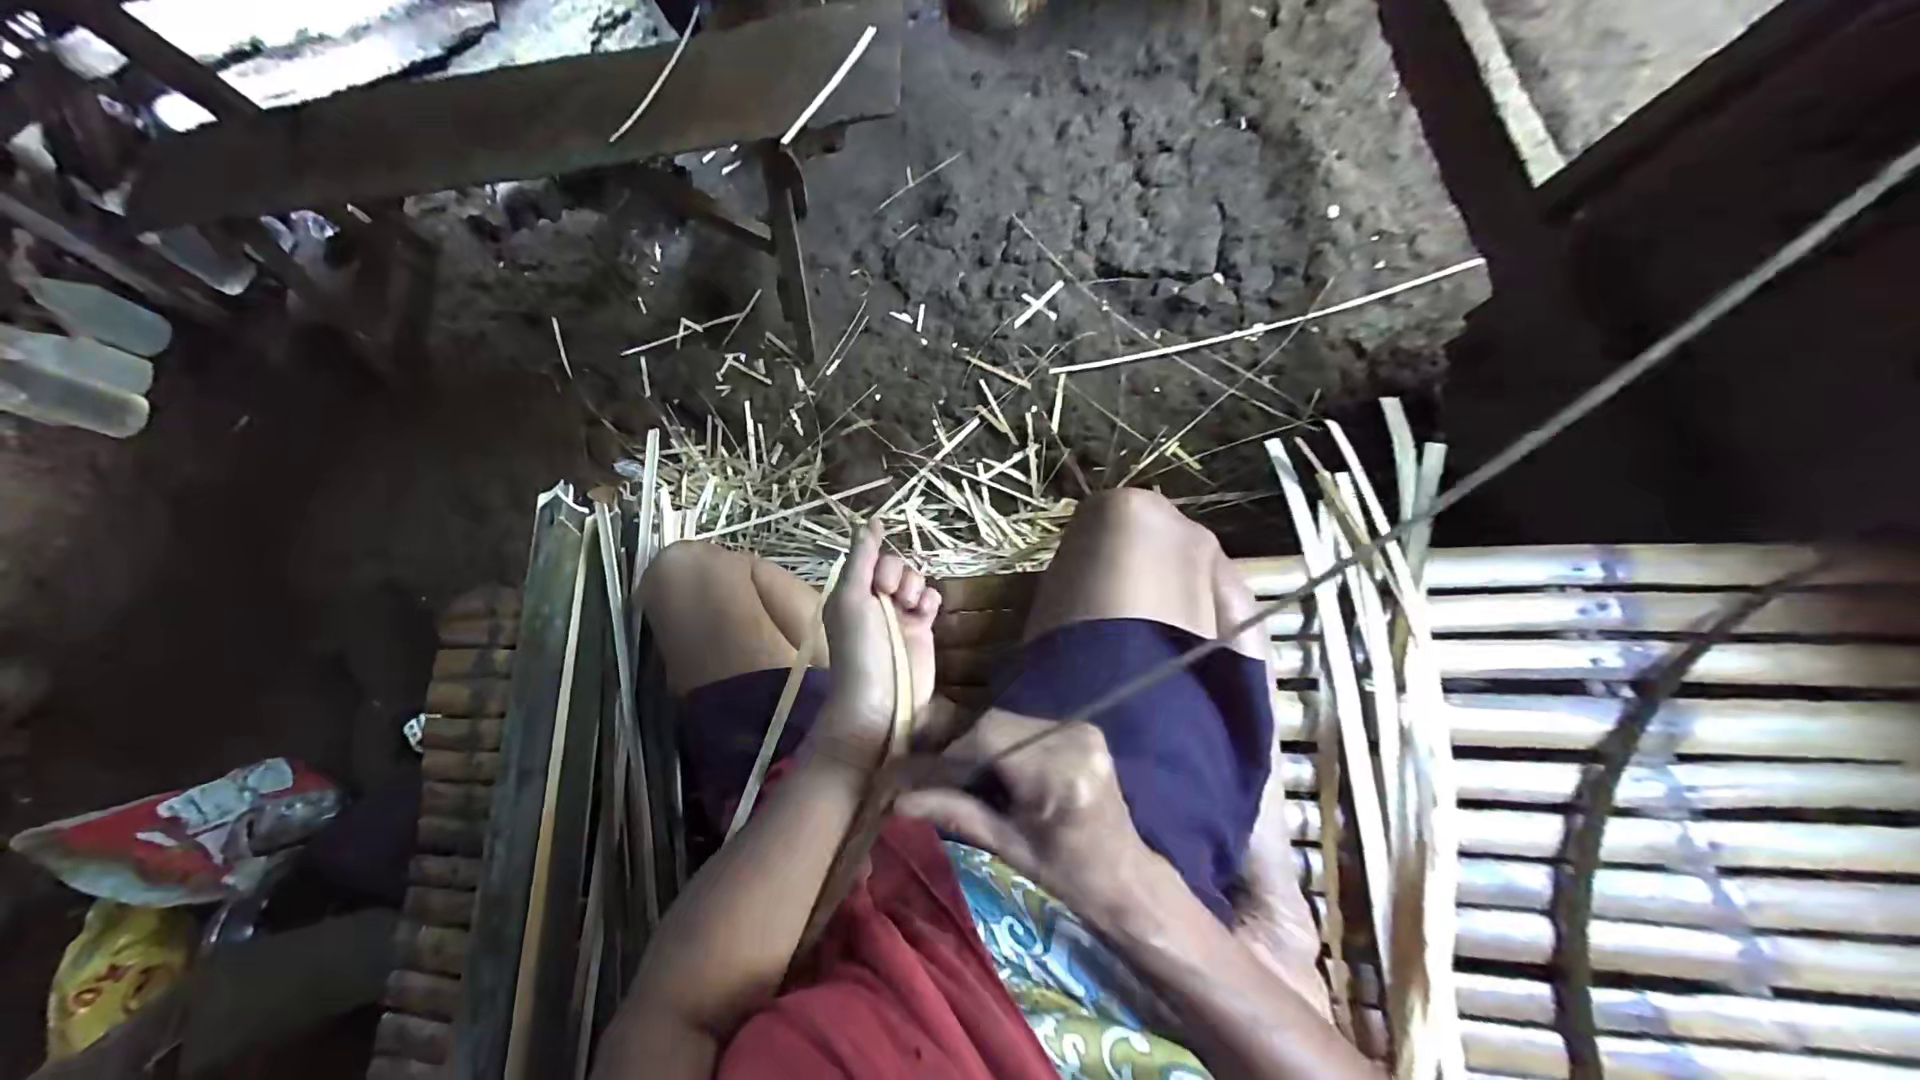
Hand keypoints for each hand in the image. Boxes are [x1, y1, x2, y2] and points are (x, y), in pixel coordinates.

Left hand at [816, 521, 940, 765]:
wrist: (882, 696)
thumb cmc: (859, 645)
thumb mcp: (852, 596)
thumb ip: (862, 557)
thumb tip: (870, 521)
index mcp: (853, 590)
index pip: (871, 556)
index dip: (879, 560)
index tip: (878, 577)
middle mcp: (875, 598)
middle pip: (896, 565)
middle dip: (897, 575)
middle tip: (889, 596)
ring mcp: (900, 613)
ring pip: (916, 579)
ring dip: (914, 587)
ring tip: (908, 609)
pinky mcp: (922, 627)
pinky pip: (931, 598)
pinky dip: (929, 601)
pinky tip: (923, 615)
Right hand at [896, 710, 1159, 924]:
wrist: (1125, 877)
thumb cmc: (1067, 875)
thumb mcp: (1007, 847)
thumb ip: (954, 813)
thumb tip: (897, 800)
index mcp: (1060, 775)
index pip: (987, 740)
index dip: (947, 753)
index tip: (920, 773)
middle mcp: (1074, 740)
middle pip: (995, 724)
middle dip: (960, 747)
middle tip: (936, 775)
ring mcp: (1082, 730)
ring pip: (1008, 722)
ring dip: (979, 744)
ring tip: (964, 777)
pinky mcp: (1083, 729)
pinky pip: (1027, 726)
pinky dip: (1003, 743)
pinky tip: (995, 770)